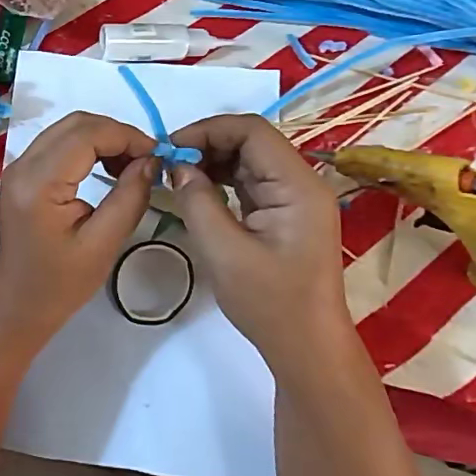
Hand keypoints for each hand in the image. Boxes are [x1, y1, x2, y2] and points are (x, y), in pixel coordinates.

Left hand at [0, 112, 159, 337]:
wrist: (20, 302)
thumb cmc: (62, 282)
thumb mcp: (103, 243)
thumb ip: (129, 197)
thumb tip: (151, 160)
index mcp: (38, 184)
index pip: (86, 135)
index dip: (126, 136)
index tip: (157, 155)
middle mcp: (22, 166)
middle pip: (75, 124)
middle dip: (116, 133)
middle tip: (146, 160)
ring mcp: (18, 167)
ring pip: (67, 130)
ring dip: (103, 138)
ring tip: (131, 166)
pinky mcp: (22, 174)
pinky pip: (59, 144)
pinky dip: (88, 147)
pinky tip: (108, 169)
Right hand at [167, 114, 350, 356]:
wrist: (305, 344)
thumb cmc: (269, 301)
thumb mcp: (223, 251)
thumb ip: (198, 201)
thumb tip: (178, 167)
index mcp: (297, 185)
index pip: (252, 131)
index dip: (208, 130)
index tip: (170, 148)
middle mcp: (302, 183)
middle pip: (252, 142)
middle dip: (208, 145)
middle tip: (169, 165)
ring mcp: (296, 198)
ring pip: (250, 161)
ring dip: (214, 162)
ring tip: (178, 177)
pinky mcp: (286, 214)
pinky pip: (252, 183)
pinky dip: (224, 181)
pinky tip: (199, 191)